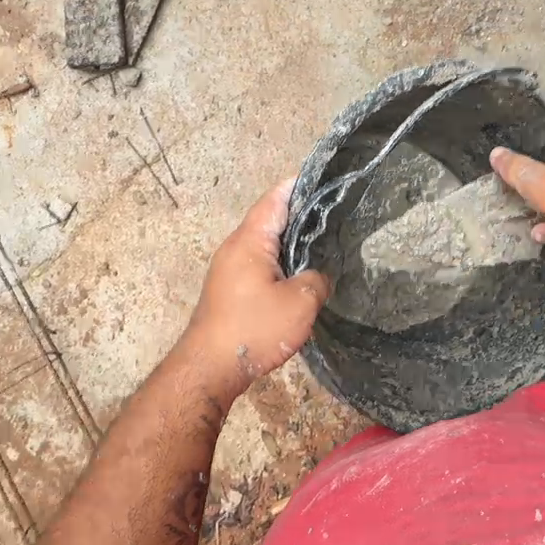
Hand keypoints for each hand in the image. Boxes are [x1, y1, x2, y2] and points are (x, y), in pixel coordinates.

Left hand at [177, 180, 331, 399]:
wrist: (209, 367)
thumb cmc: (253, 327)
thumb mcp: (300, 302)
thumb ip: (317, 280)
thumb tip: (319, 276)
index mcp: (250, 240)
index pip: (275, 199)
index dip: (299, 185)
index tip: (324, 177)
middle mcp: (235, 248)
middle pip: (270, 219)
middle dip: (300, 213)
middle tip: (334, 210)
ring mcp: (229, 269)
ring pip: (265, 244)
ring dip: (291, 241)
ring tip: (323, 241)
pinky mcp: (230, 290)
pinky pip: (260, 264)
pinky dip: (281, 261)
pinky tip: (300, 273)